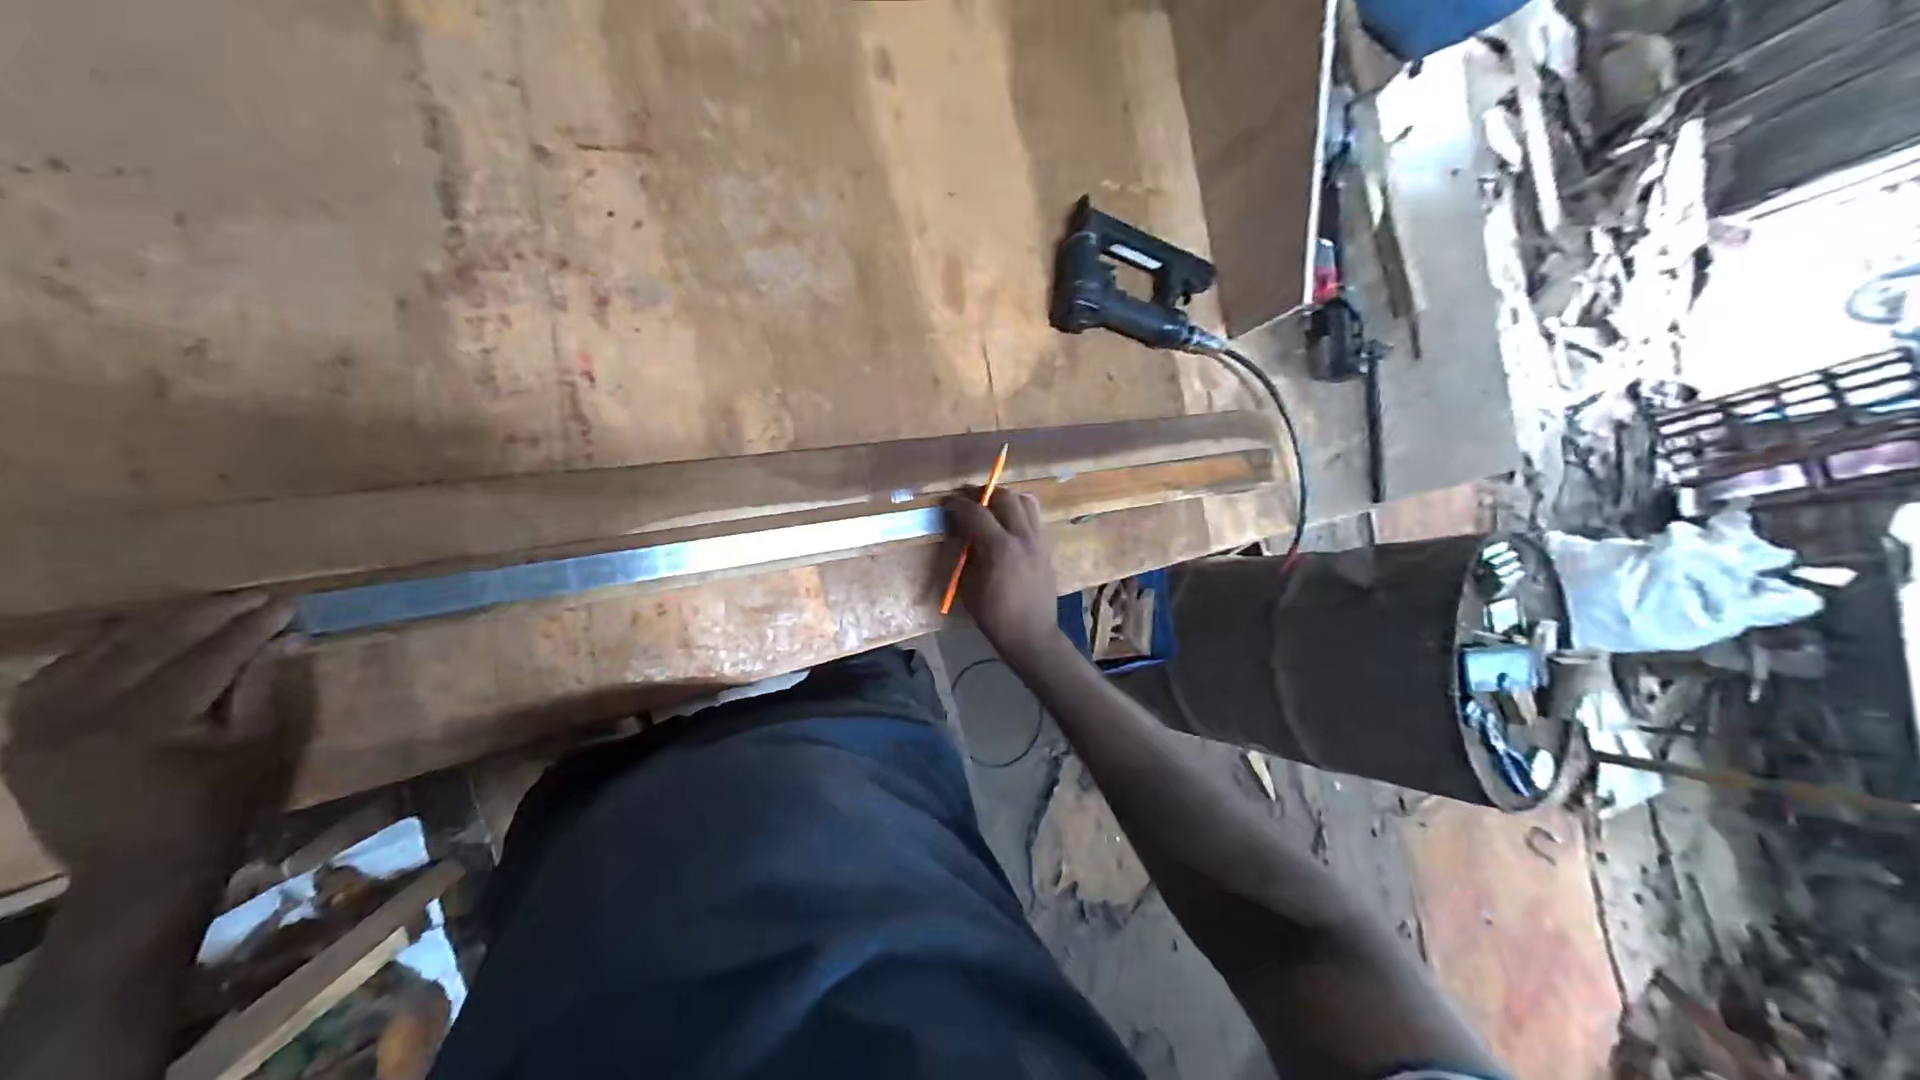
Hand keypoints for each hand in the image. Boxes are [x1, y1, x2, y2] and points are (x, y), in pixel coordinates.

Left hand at [4, 593, 305, 884]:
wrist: (136, 872)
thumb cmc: (216, 809)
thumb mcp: (255, 747)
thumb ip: (262, 687)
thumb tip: (288, 638)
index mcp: (144, 725)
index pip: (207, 656)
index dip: (251, 627)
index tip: (287, 604)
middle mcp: (79, 717)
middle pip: (152, 644)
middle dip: (210, 615)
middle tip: (254, 598)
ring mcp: (37, 726)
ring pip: (100, 651)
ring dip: (158, 625)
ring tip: (205, 610)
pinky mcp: (21, 735)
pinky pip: (57, 673)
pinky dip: (101, 649)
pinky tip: (135, 637)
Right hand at [942, 490, 1063, 661]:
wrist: (1031, 635)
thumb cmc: (995, 616)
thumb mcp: (969, 586)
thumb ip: (967, 555)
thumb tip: (963, 535)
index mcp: (1000, 547)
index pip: (976, 512)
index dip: (958, 505)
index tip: (947, 503)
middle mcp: (1023, 537)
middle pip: (1006, 497)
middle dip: (984, 494)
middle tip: (969, 501)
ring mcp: (1039, 541)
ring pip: (1026, 502)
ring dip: (1006, 499)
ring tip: (992, 508)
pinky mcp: (1046, 549)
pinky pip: (1035, 519)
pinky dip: (1020, 514)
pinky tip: (1007, 526)